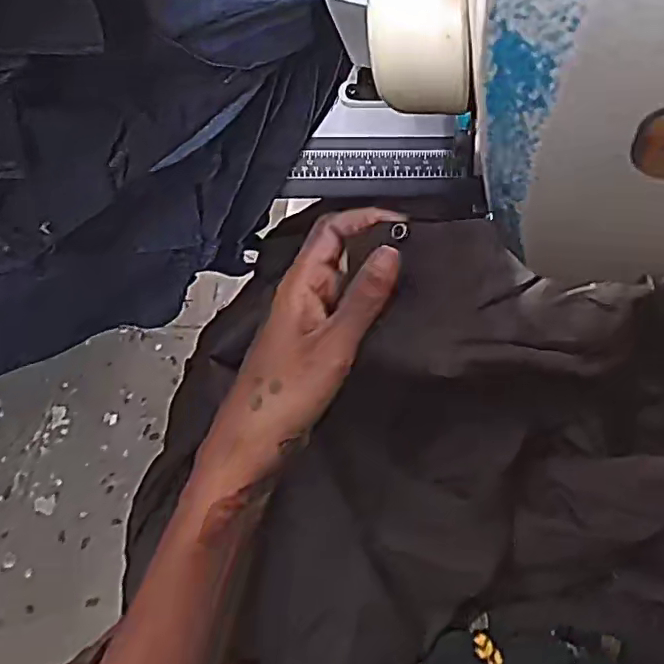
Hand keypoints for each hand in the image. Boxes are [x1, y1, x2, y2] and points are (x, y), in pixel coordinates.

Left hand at [196, 207, 405, 486]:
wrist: (251, 446)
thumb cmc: (277, 399)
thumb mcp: (334, 343)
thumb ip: (365, 297)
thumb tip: (391, 253)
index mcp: (299, 284)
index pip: (332, 228)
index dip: (366, 217)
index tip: (401, 221)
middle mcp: (303, 294)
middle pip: (341, 249)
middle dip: (376, 242)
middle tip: (413, 247)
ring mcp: (310, 317)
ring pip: (347, 280)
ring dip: (375, 274)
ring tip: (409, 277)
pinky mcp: (317, 340)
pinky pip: (348, 308)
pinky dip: (370, 303)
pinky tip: (389, 314)